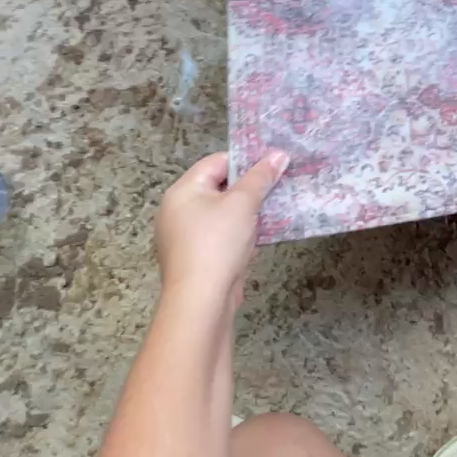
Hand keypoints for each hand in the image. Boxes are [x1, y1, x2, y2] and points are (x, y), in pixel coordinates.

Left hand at [155, 150, 287, 307]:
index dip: (246, 161)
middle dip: (250, 188)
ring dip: (248, 212)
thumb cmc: (218, 243)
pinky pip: (221, 236)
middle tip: (278, 186)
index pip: (217, 162)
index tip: (273, 165)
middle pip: (220, 187)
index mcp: (183, 191)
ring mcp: (185, 237)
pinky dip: (241, 233)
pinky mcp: (196, 259)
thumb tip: (279, 154)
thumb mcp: (243, 203)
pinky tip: (262, 236)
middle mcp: (178, 211)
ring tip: (275, 209)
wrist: (201, 303)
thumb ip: (261, 177)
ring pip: (223, 213)